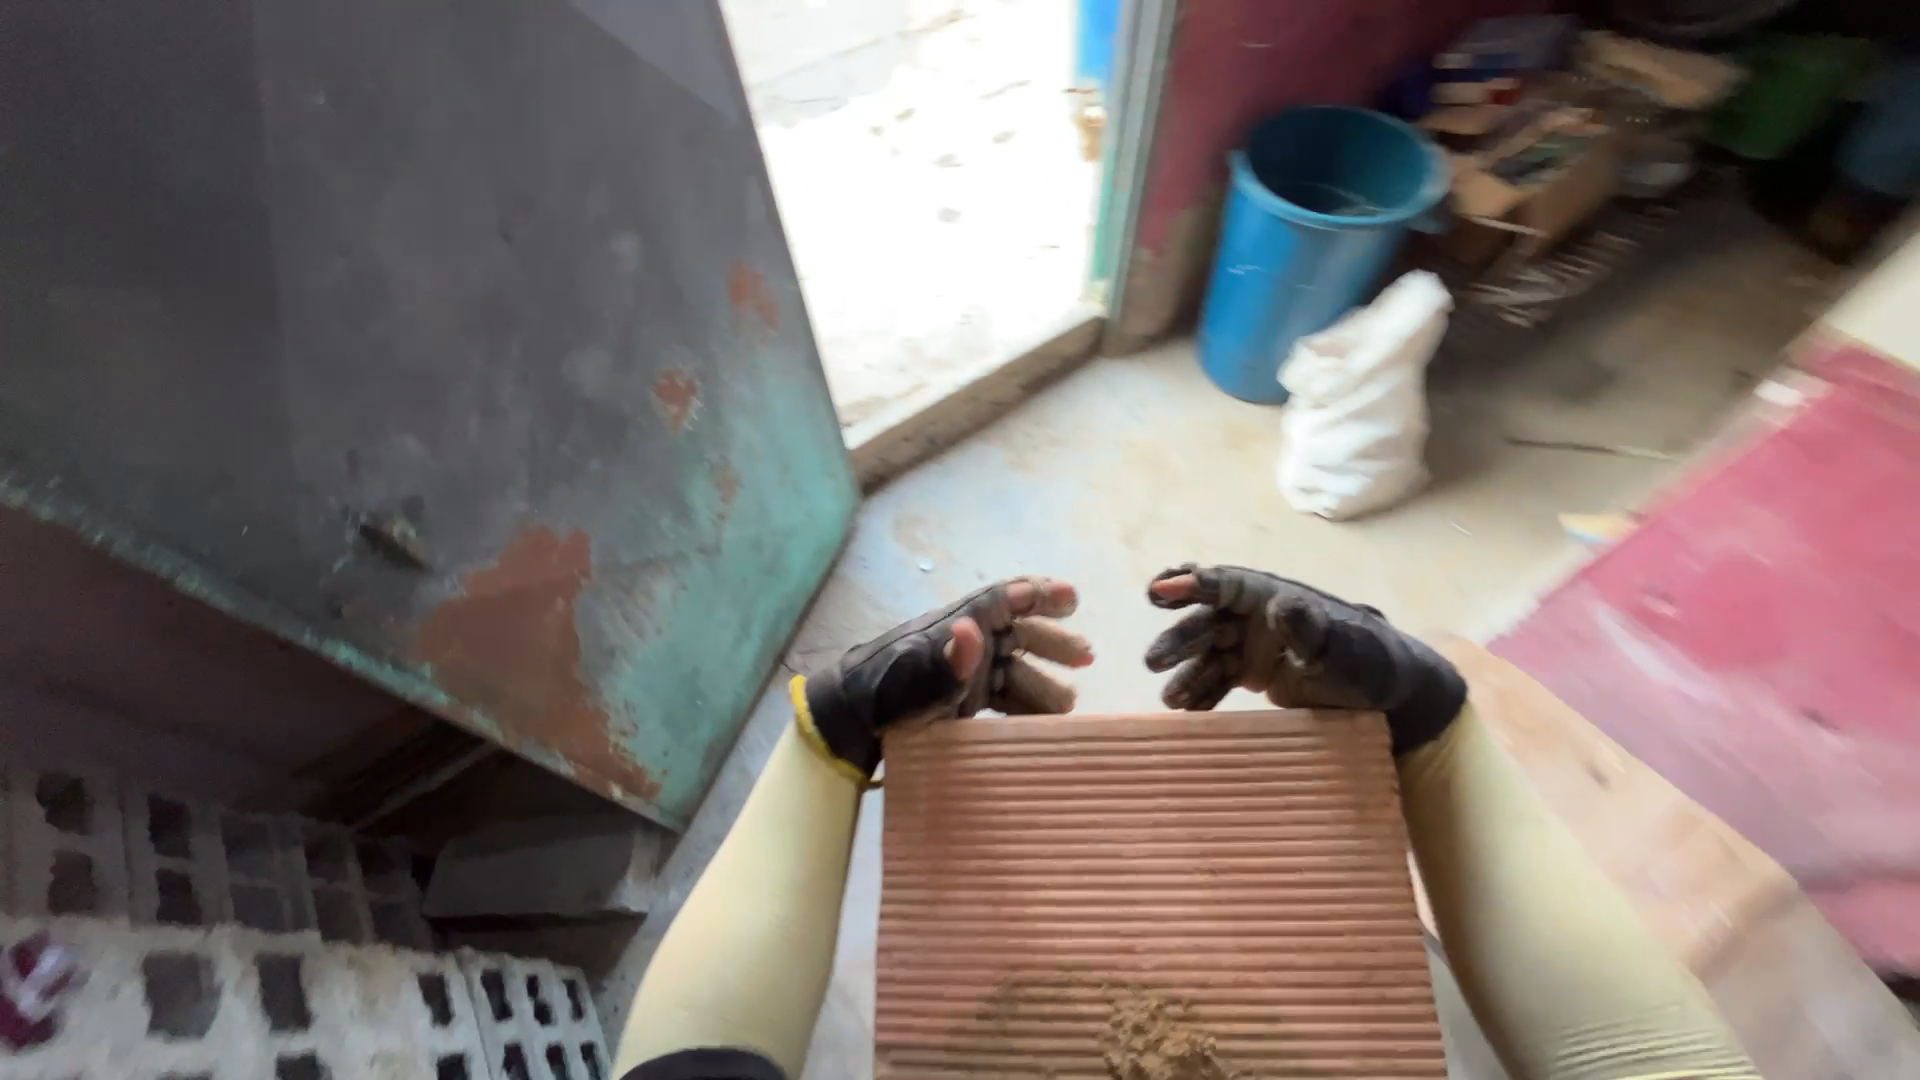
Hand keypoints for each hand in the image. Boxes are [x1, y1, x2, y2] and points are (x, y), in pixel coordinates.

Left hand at [803, 577, 1090, 776]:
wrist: (851, 722)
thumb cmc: (882, 691)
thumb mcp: (912, 678)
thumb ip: (946, 661)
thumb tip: (972, 628)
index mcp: (955, 625)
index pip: (1002, 600)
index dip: (1038, 594)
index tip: (1073, 597)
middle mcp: (966, 644)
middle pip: (1018, 632)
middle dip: (1052, 639)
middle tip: (1086, 655)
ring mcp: (967, 674)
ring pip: (1017, 668)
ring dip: (1046, 679)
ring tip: (1069, 700)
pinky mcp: (965, 701)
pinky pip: (1006, 698)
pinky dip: (1027, 707)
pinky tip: (1046, 722)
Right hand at [1143, 564, 1464, 755]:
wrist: (1390, 697)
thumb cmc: (1370, 662)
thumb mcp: (1345, 647)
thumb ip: (1313, 629)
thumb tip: (1280, 606)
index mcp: (1273, 598)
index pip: (1226, 585)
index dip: (1192, 585)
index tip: (1159, 591)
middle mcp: (1254, 617)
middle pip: (1207, 621)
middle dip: (1179, 638)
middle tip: (1152, 662)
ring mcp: (1251, 647)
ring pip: (1207, 654)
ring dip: (1185, 673)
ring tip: (1170, 700)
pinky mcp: (1253, 674)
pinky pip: (1218, 681)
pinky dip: (1201, 695)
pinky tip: (1186, 712)